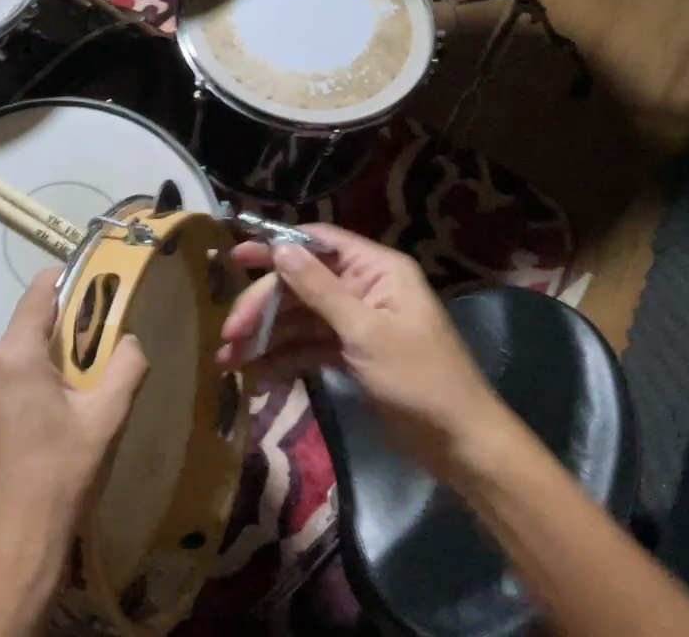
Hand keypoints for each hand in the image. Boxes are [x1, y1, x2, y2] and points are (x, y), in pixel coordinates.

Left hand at [0, 268, 148, 634]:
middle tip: (87, 368)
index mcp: (14, 356)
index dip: (66, 282)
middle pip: (25, 333)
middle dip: (57, 341)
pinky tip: (31, 438)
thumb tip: (129, 340)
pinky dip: (13, 401)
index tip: (91, 291)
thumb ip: (126, 367)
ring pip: (7, 366)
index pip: (38, 292)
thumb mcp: (107, 420)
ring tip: (60, 411)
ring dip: (34, 374)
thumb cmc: (61, 476)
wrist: (11, 548)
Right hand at [218, 226, 506, 481]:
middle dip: (262, 309)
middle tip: (226, 336)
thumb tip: (281, 248)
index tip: (234, 258)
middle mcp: (365, 289)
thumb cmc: (421, 380)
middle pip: (301, 285)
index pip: (319, 243)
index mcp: (377, 270)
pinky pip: (309, 347)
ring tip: (229, 363)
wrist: (461, 445)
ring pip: (300, 319)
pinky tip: (257, 378)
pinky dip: (285, 360)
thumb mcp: (367, 333)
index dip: (276, 247)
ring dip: (266, 339)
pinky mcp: (352, 355)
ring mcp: (357, 324)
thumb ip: (320, 290)